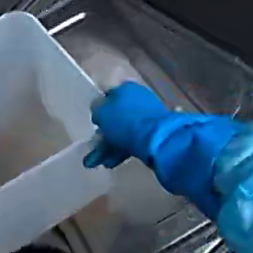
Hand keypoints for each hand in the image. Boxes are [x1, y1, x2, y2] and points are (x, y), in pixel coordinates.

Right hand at [85, 81, 242, 218]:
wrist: (159, 139)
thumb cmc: (124, 121)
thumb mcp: (100, 111)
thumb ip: (97, 108)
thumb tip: (99, 108)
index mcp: (125, 88)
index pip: (107, 96)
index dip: (99, 110)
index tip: (94, 124)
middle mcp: (138, 99)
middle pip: (116, 116)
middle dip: (103, 134)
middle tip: (94, 148)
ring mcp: (149, 117)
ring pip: (124, 131)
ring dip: (109, 146)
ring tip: (97, 164)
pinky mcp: (157, 134)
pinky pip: (134, 140)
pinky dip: (122, 150)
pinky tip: (113, 162)